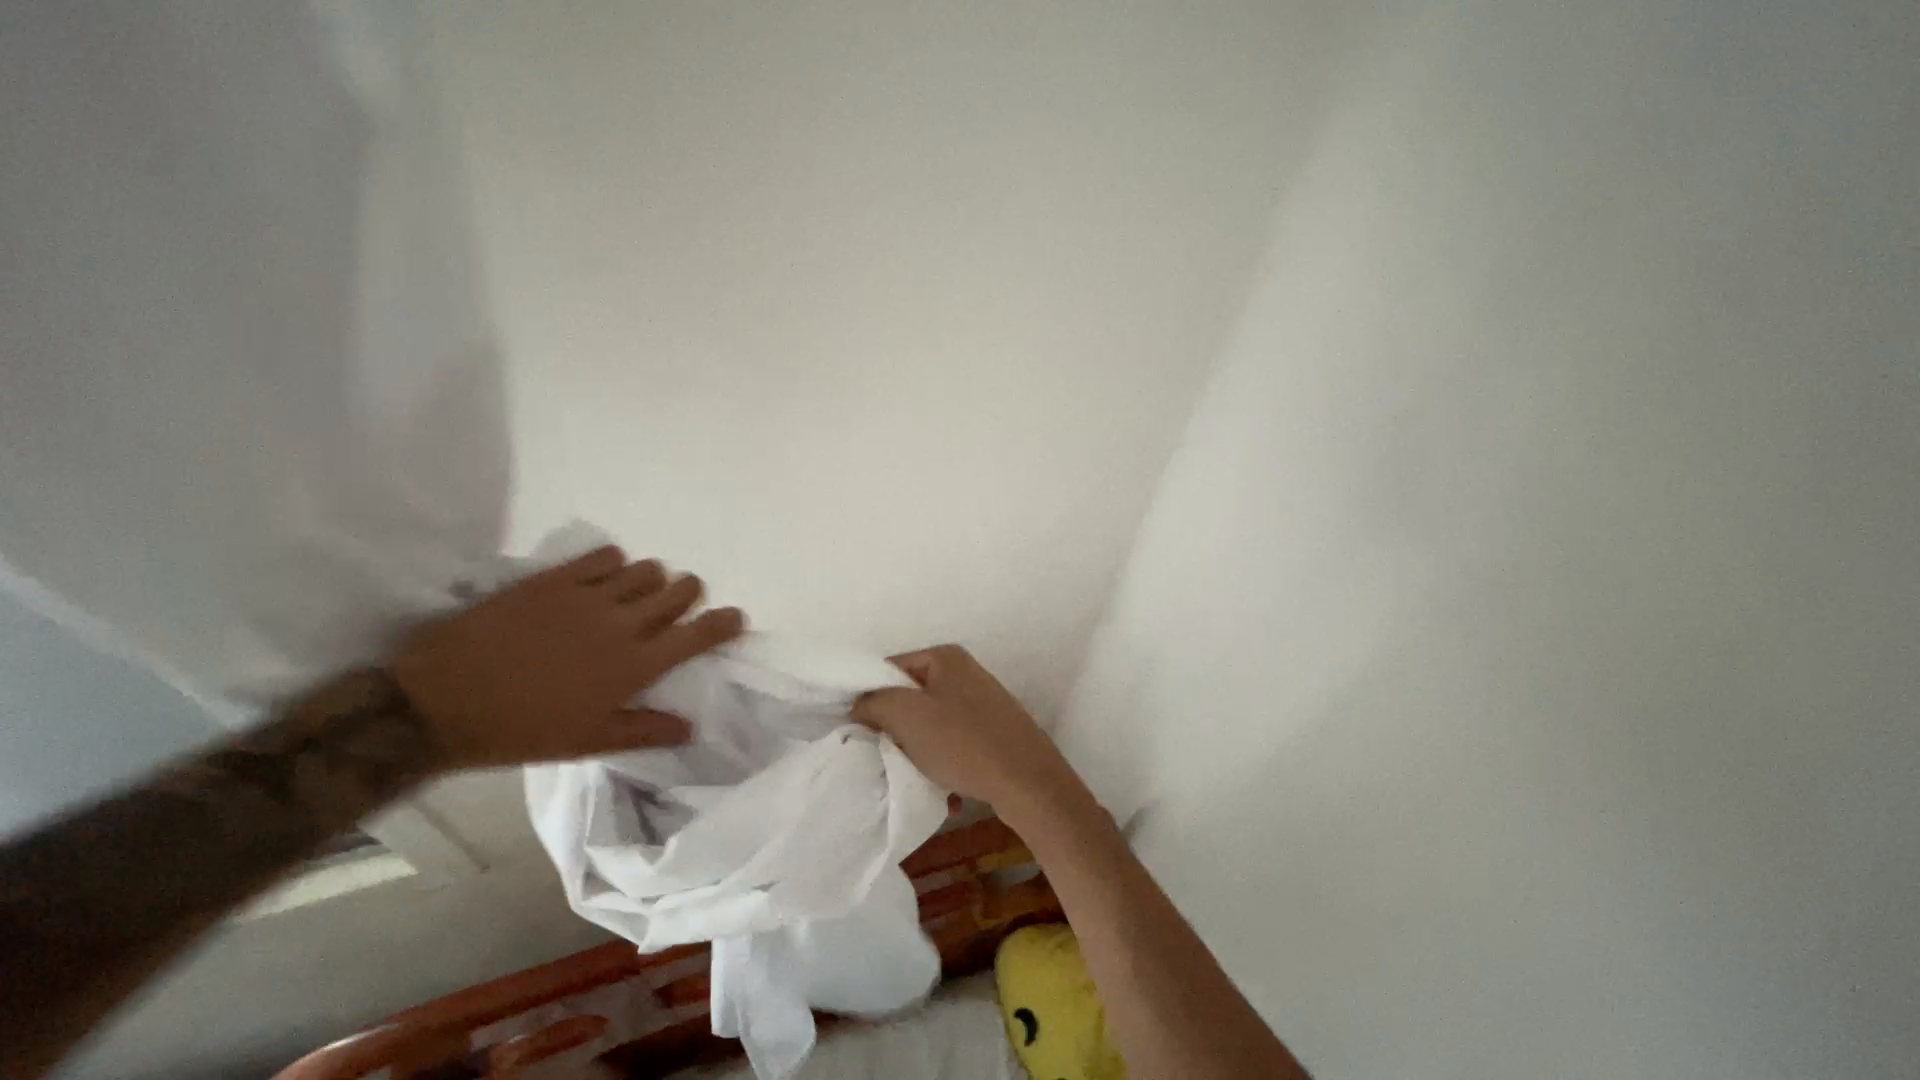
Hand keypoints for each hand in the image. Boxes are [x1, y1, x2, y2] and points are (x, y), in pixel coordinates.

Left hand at [392, 546, 744, 769]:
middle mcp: (621, 624)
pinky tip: (602, 578)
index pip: (697, 635)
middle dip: (689, 595)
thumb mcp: (588, 742)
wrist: (442, 703)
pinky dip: (614, 564)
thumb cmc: (521, 731)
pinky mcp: (553, 580)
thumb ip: (645, 730)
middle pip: (678, 591)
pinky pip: (603, 556)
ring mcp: (587, 597)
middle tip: (679, 605)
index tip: (735, 617)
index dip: (724, 623)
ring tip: (636, 594)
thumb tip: (691, 727)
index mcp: (634, 667)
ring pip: (646, 570)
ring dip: (652, 580)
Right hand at [852, 645, 1089, 822]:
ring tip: (914, 774)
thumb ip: (874, 702)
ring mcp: (984, 705)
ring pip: (931, 726)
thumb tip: (860, 706)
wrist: (1027, 782)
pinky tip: (945, 792)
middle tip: (883, 754)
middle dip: (894, 728)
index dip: (869, 697)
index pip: (889, 668)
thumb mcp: (907, 715)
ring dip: (918, 752)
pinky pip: (955, 747)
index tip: (859, 729)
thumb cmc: (963, 742)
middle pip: (911, 698)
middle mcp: (966, 674)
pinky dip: (945, 766)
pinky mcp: (995, 735)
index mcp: (946, 658)